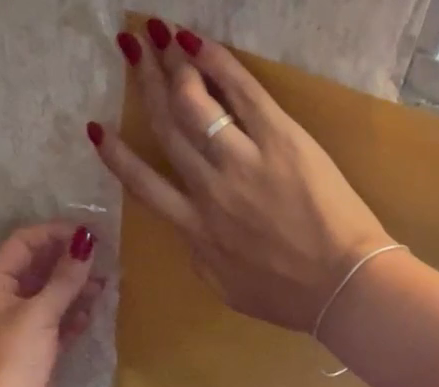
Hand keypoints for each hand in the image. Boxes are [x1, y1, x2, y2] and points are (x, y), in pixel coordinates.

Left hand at [0, 222, 101, 386]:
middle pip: (40, 268)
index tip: (87, 232)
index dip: (53, 233)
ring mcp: (25, 326)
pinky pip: (61, 321)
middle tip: (104, 254)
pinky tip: (96, 306)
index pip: (23, 244)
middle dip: (70, 260)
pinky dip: (77, 312)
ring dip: (78, 286)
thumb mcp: (40, 314)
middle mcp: (7, 300)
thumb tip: (86, 242)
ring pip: (54, 295)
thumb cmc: (16, 359)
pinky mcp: (41, 349)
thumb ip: (64, 278)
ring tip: (107, 280)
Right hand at [89, 21, 392, 334]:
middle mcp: (209, 190)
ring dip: (171, 65)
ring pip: (194, 104)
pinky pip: (242, 92)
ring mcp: (242, 161)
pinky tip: (196, 42)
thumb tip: (190, 234)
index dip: (117, 155)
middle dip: (145, 85)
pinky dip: (216, 63)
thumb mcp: (227, 290)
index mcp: (195, 230)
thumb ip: (201, 258)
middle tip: (131, 51)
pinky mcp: (280, 140)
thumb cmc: (287, 297)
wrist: (340, 286)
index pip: (144, 185)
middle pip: (167, 128)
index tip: (98, 130)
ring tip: (157, 37)